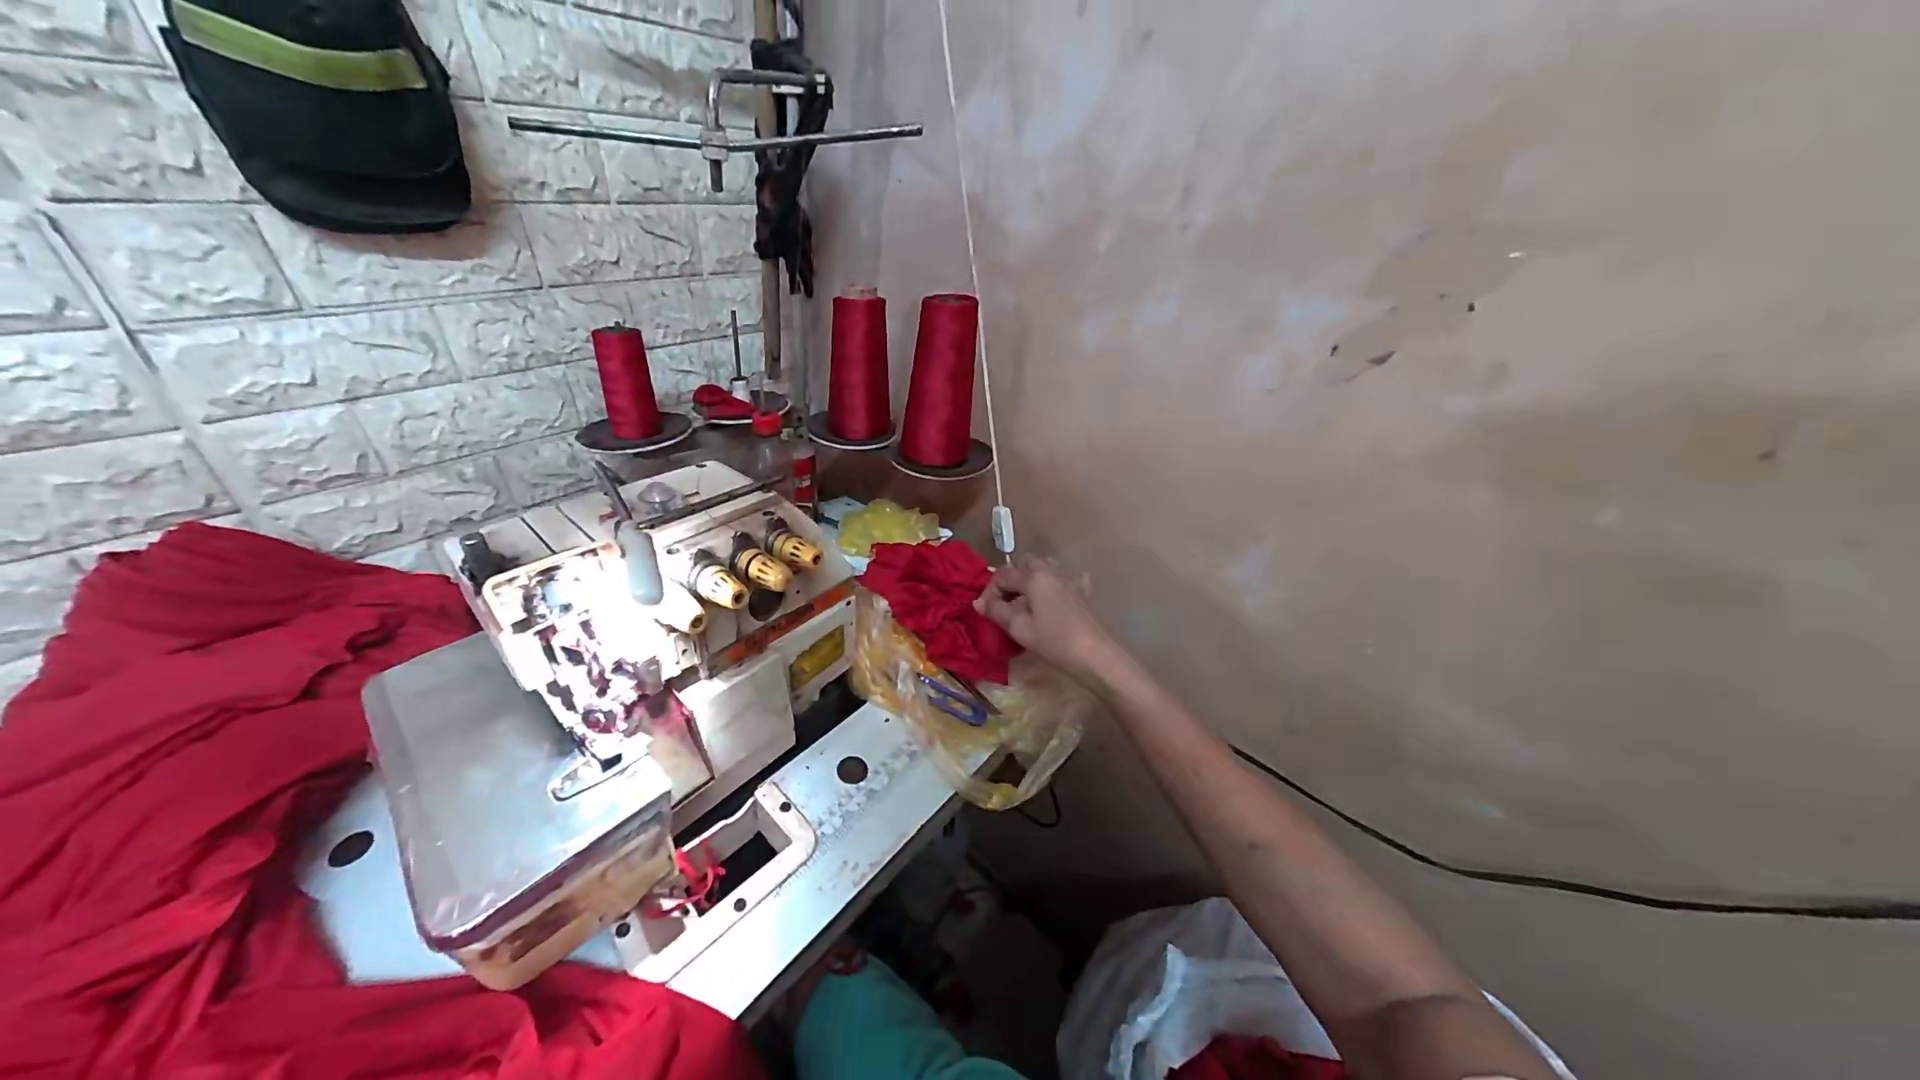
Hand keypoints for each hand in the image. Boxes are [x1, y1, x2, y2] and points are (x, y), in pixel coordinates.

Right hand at [974, 559, 1127, 686]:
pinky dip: (1054, 587)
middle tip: (1005, 605)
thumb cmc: (1054, 641)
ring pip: (1045, 571)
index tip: (986, 611)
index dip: (990, 591)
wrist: (1097, 655)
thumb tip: (978, 601)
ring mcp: (1070, 580)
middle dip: (1011, 581)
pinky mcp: (1083, 593)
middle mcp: (1052, 571)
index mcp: (1034, 576)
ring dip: (1031, 583)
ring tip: (1025, 606)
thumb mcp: (1019, 628)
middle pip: (1025, 565)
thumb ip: (997, 611)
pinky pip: (1064, 582)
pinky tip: (1054, 602)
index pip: (1003, 574)